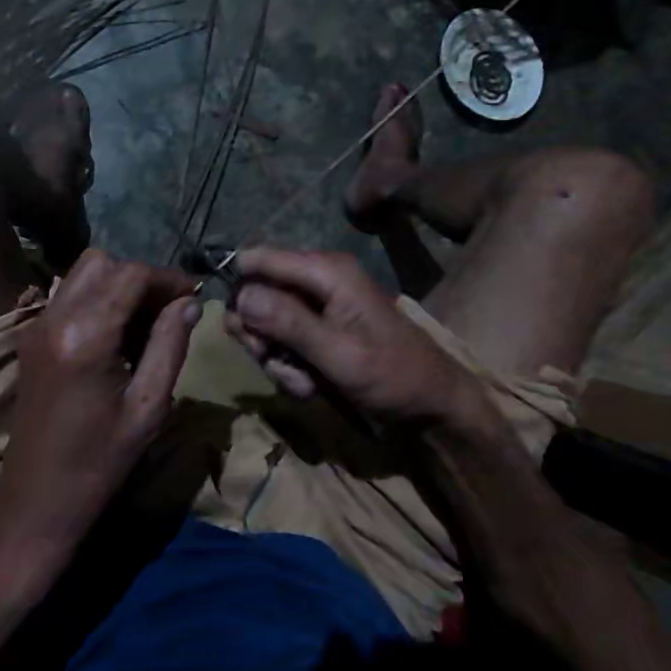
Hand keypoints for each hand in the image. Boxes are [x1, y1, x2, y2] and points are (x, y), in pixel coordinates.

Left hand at [0, 250, 199, 596]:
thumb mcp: (148, 407)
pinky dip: (97, 297)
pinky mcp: (30, 336)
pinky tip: (116, 334)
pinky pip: (69, 294)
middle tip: (169, 310)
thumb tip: (190, 303)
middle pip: (104, 263)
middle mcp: (55, 318)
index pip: (132, 275)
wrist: (36, 498)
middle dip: (142, 278)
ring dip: (118, 284)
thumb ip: (170, 345)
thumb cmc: (99, 461)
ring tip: (144, 322)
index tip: (194, 296)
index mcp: (85, 336)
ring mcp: (37, 324)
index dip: (168, 279)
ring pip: (83, 272)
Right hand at [223, 247, 497, 429]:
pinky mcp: (315, 330)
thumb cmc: (393, 377)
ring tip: (303, 381)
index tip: (242, 330)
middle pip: (254, 293)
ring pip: (263, 323)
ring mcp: (315, 307)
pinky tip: (310, 386)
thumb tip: (240, 295)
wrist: (431, 411)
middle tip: (272, 360)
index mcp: (326, 271)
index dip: (240, 288)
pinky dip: (287, 367)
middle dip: (258, 333)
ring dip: (274, 357)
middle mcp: (316, 280)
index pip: (258, 259)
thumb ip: (289, 323)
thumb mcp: (340, 355)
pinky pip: (280, 342)